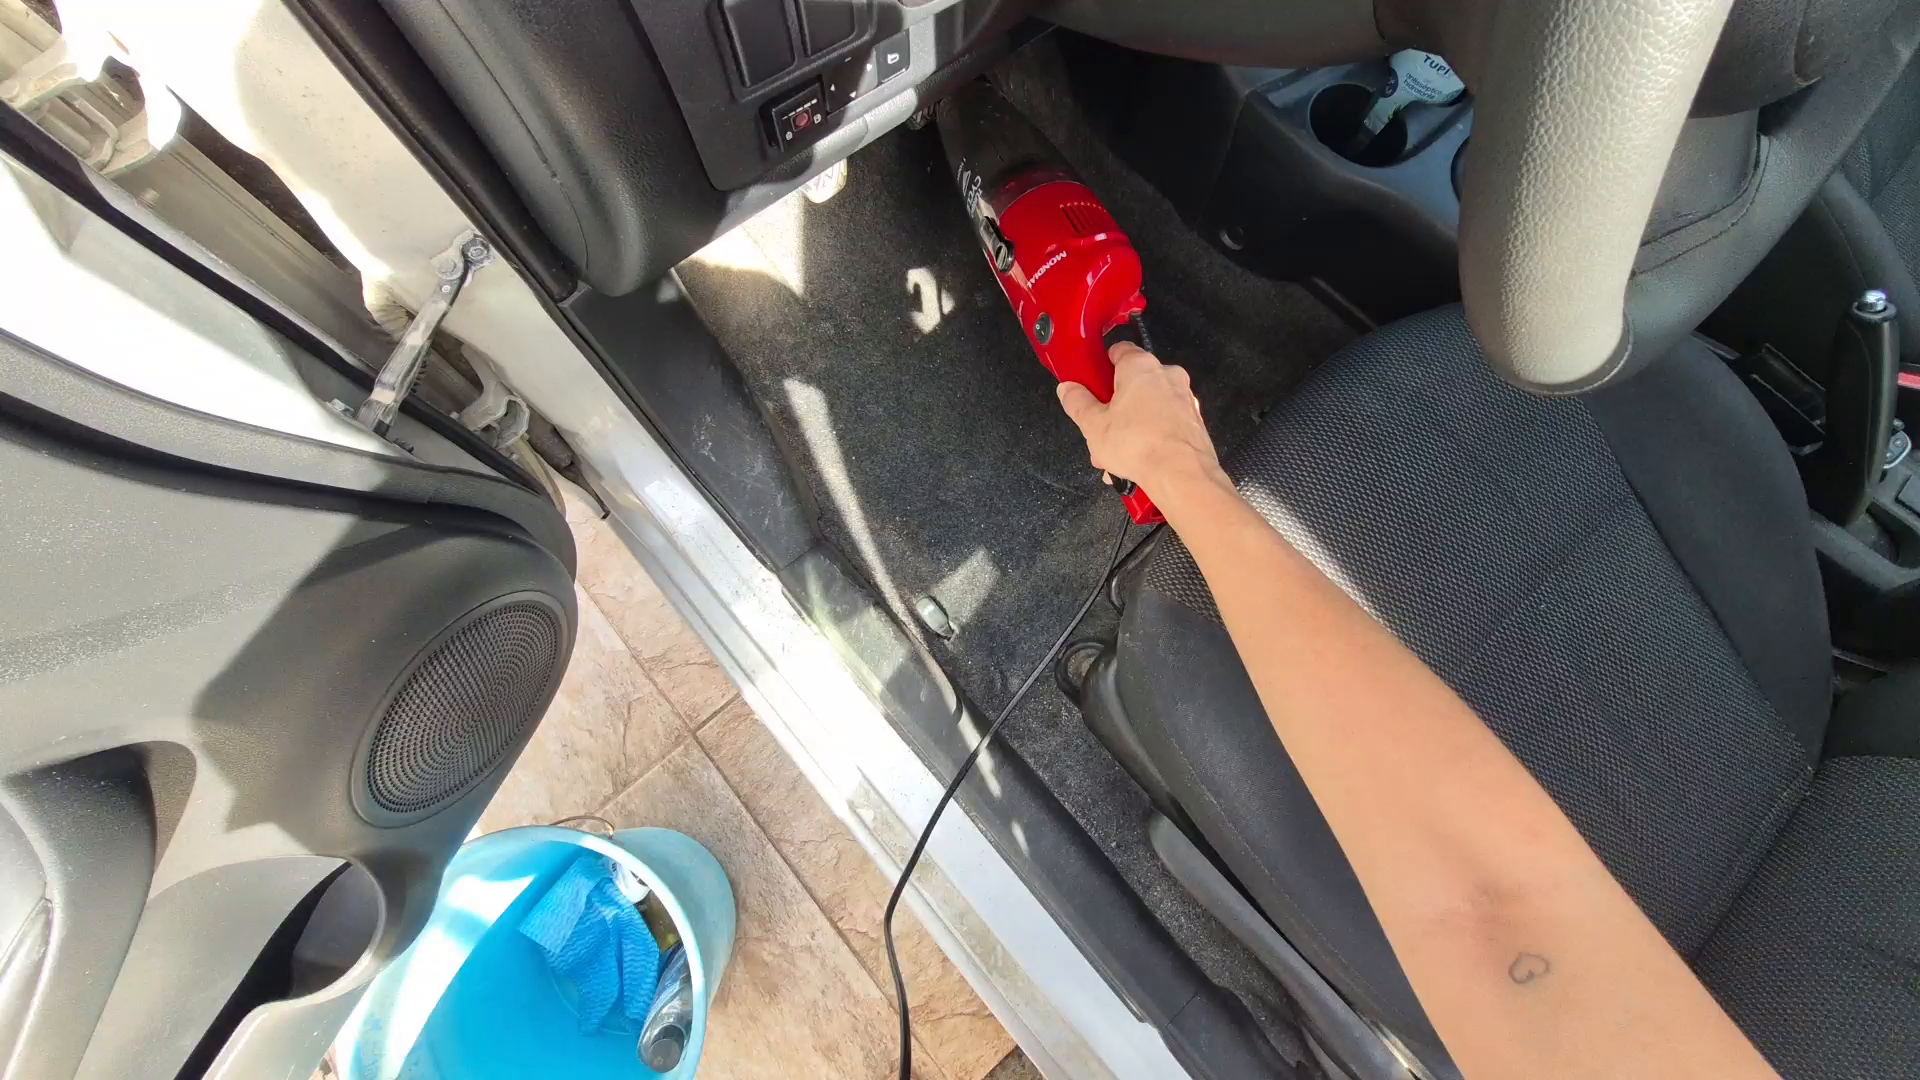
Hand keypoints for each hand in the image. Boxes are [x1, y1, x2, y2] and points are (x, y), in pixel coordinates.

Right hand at [1057, 343, 1231, 508]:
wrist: (1181, 474)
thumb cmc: (1140, 445)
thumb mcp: (1093, 425)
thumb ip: (1077, 402)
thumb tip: (1068, 390)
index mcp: (1139, 367)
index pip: (1118, 350)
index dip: (1101, 364)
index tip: (1089, 380)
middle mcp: (1166, 376)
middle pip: (1133, 383)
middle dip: (1114, 406)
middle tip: (1099, 426)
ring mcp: (1183, 398)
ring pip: (1148, 407)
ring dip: (1130, 426)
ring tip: (1115, 454)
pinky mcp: (1193, 421)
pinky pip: (1164, 424)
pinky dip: (1150, 437)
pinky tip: (1136, 460)